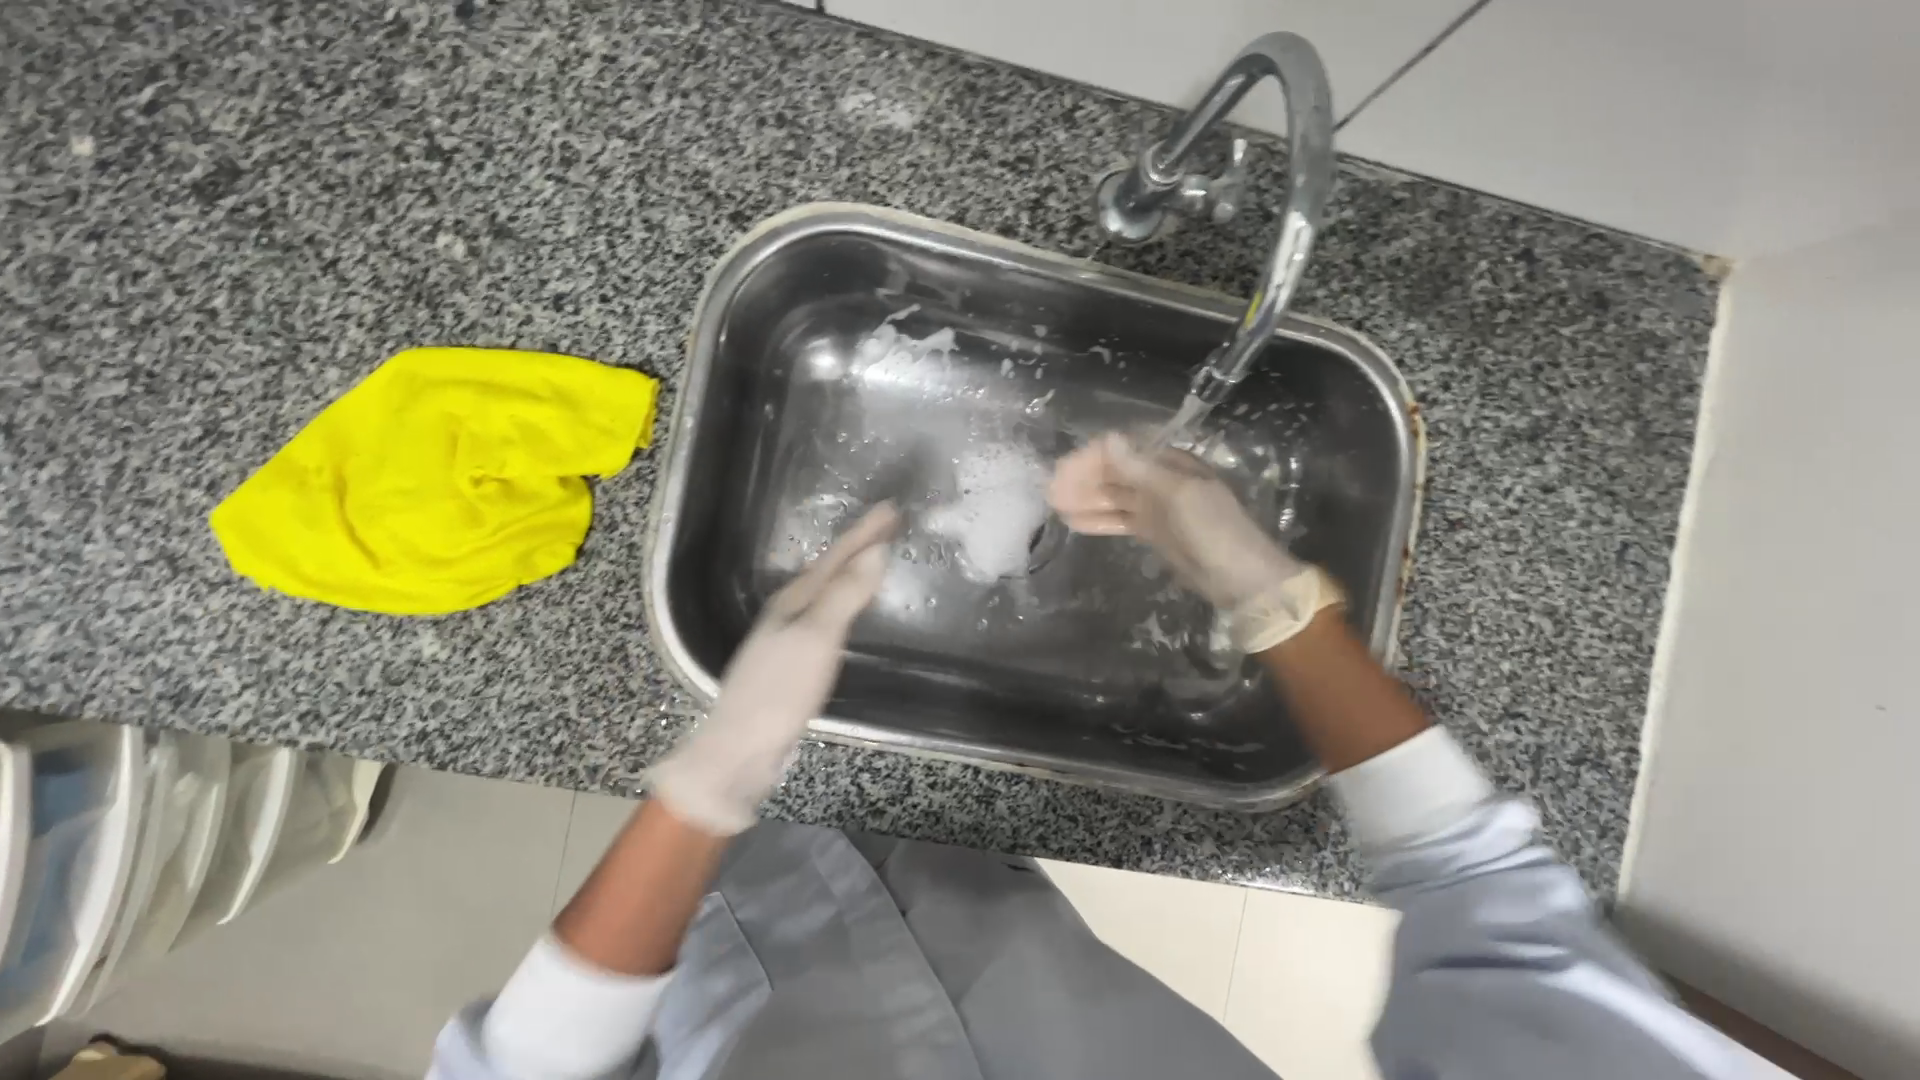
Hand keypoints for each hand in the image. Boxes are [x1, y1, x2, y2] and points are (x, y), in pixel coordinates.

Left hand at [648, 504, 898, 834]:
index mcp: (793, 601)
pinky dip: (845, 602)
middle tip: (890, 525)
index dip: (865, 533)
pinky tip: (849, 609)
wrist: (742, 748)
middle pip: (829, 569)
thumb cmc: (780, 690)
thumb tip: (876, 551)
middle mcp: (788, 612)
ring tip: (875, 556)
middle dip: (859, 546)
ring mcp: (788, 637)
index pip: (836, 557)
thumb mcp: (817, 638)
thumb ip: (846, 595)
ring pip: (827, 592)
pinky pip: (827, 616)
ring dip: (852, 571)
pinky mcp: (794, 662)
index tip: (892, 508)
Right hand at [1049, 432, 1341, 652]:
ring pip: (1113, 497)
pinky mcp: (1153, 531)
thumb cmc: (1213, 531)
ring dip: (1085, 500)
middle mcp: (1161, 480)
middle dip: (1082, 480)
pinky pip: (1119, 519)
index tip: (1062, 472)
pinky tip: (1074, 524)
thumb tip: (1108, 439)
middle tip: (1050, 492)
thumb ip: (1139, 469)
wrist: (1240, 578)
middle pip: (1115, 473)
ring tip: (1055, 508)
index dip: (1090, 459)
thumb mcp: (1176, 495)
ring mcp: (1157, 507)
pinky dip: (1098, 520)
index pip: (1122, 452)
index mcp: (1170, 463)